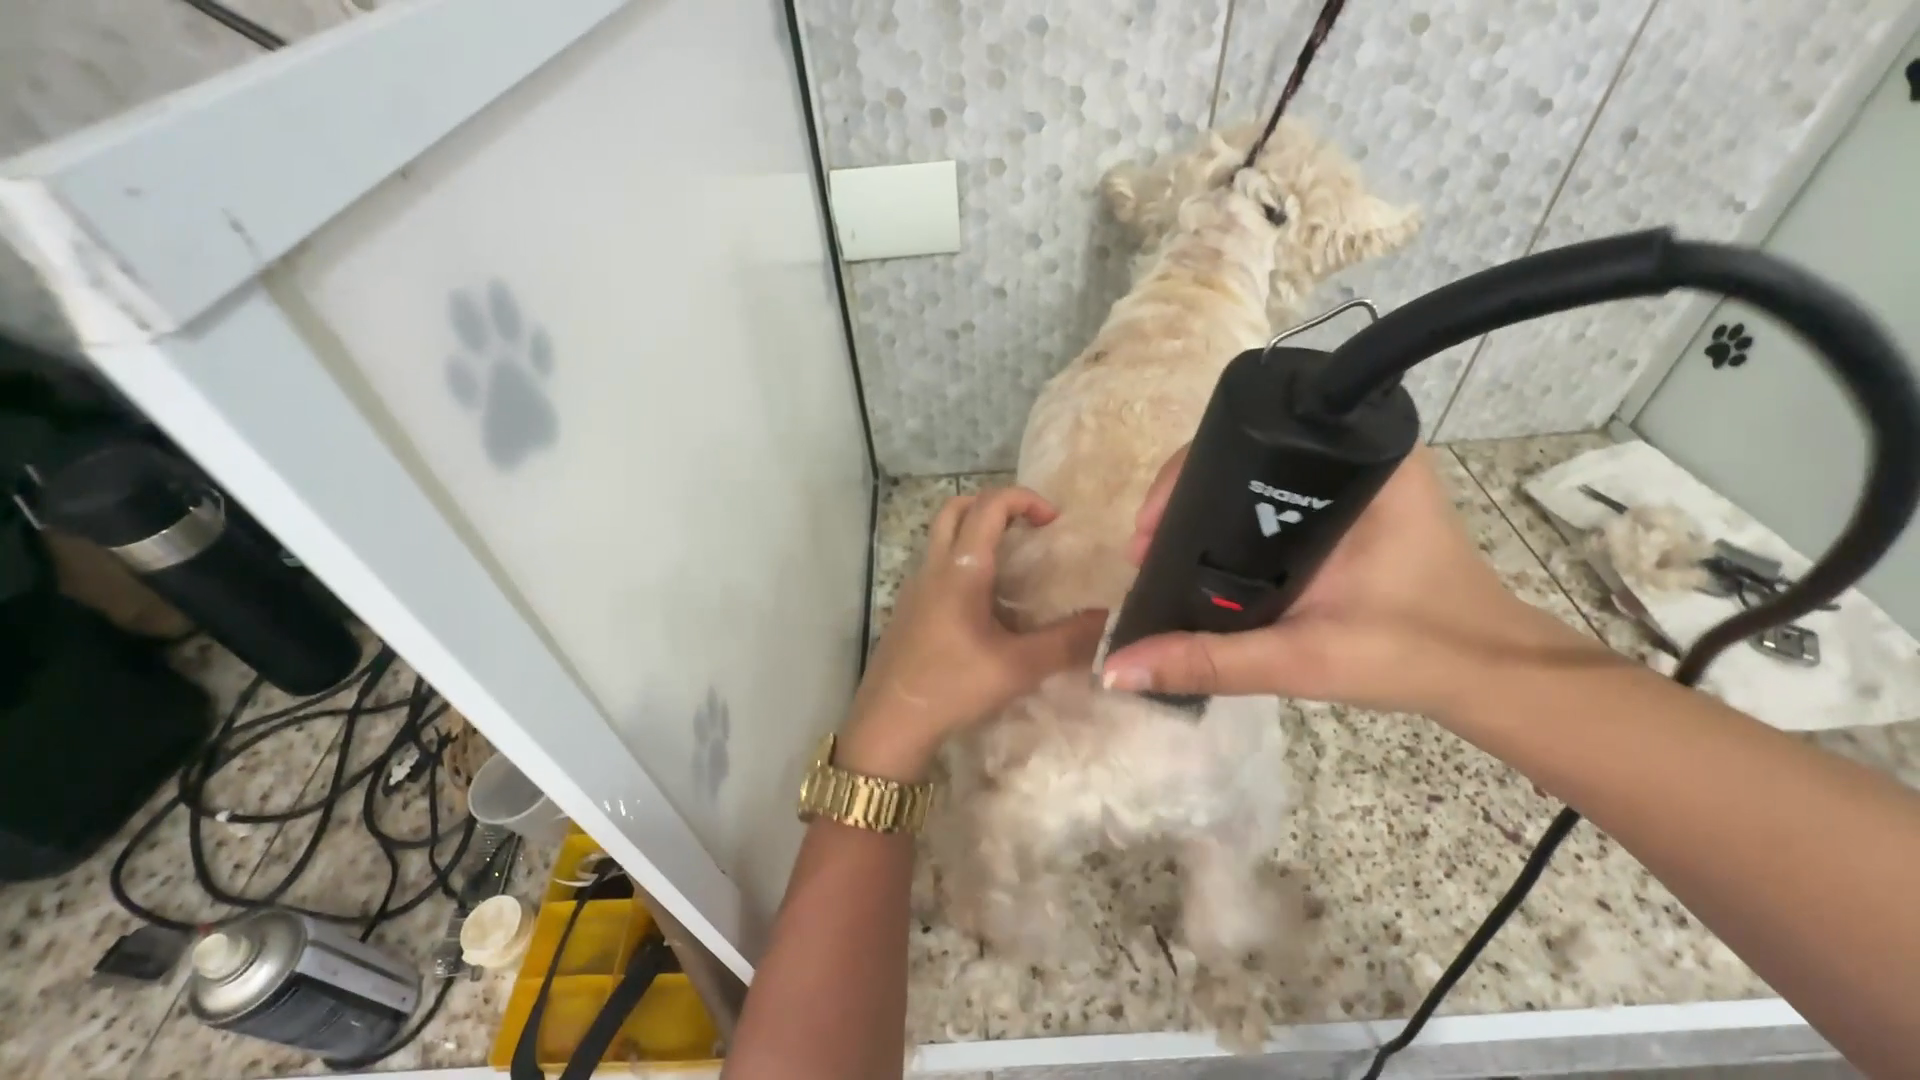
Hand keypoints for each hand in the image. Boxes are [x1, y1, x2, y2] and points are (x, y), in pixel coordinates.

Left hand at [842, 487, 1108, 779]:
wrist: (889, 724)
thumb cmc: (952, 687)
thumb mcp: (1019, 667)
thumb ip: (1068, 641)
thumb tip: (1110, 620)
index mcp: (960, 569)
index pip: (989, 505)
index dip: (1024, 499)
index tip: (1054, 521)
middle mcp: (933, 567)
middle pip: (957, 509)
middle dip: (995, 506)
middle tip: (1029, 529)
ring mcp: (916, 588)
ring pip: (942, 537)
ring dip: (976, 534)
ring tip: (1014, 565)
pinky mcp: (909, 610)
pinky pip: (937, 567)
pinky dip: (963, 562)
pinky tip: (987, 605)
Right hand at [1104, 447, 1600, 716]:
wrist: (1491, 675)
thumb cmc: (1414, 653)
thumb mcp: (1304, 659)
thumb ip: (1212, 662)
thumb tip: (1120, 668)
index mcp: (1362, 463)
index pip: (1250, 437)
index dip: (1185, 473)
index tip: (1149, 524)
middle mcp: (1358, 458)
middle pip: (1242, 452)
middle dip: (1183, 495)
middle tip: (1146, 546)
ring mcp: (1355, 484)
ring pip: (1255, 478)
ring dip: (1204, 510)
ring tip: (1161, 553)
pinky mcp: (1349, 512)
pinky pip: (1273, 502)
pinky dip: (1233, 524)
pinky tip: (1203, 557)